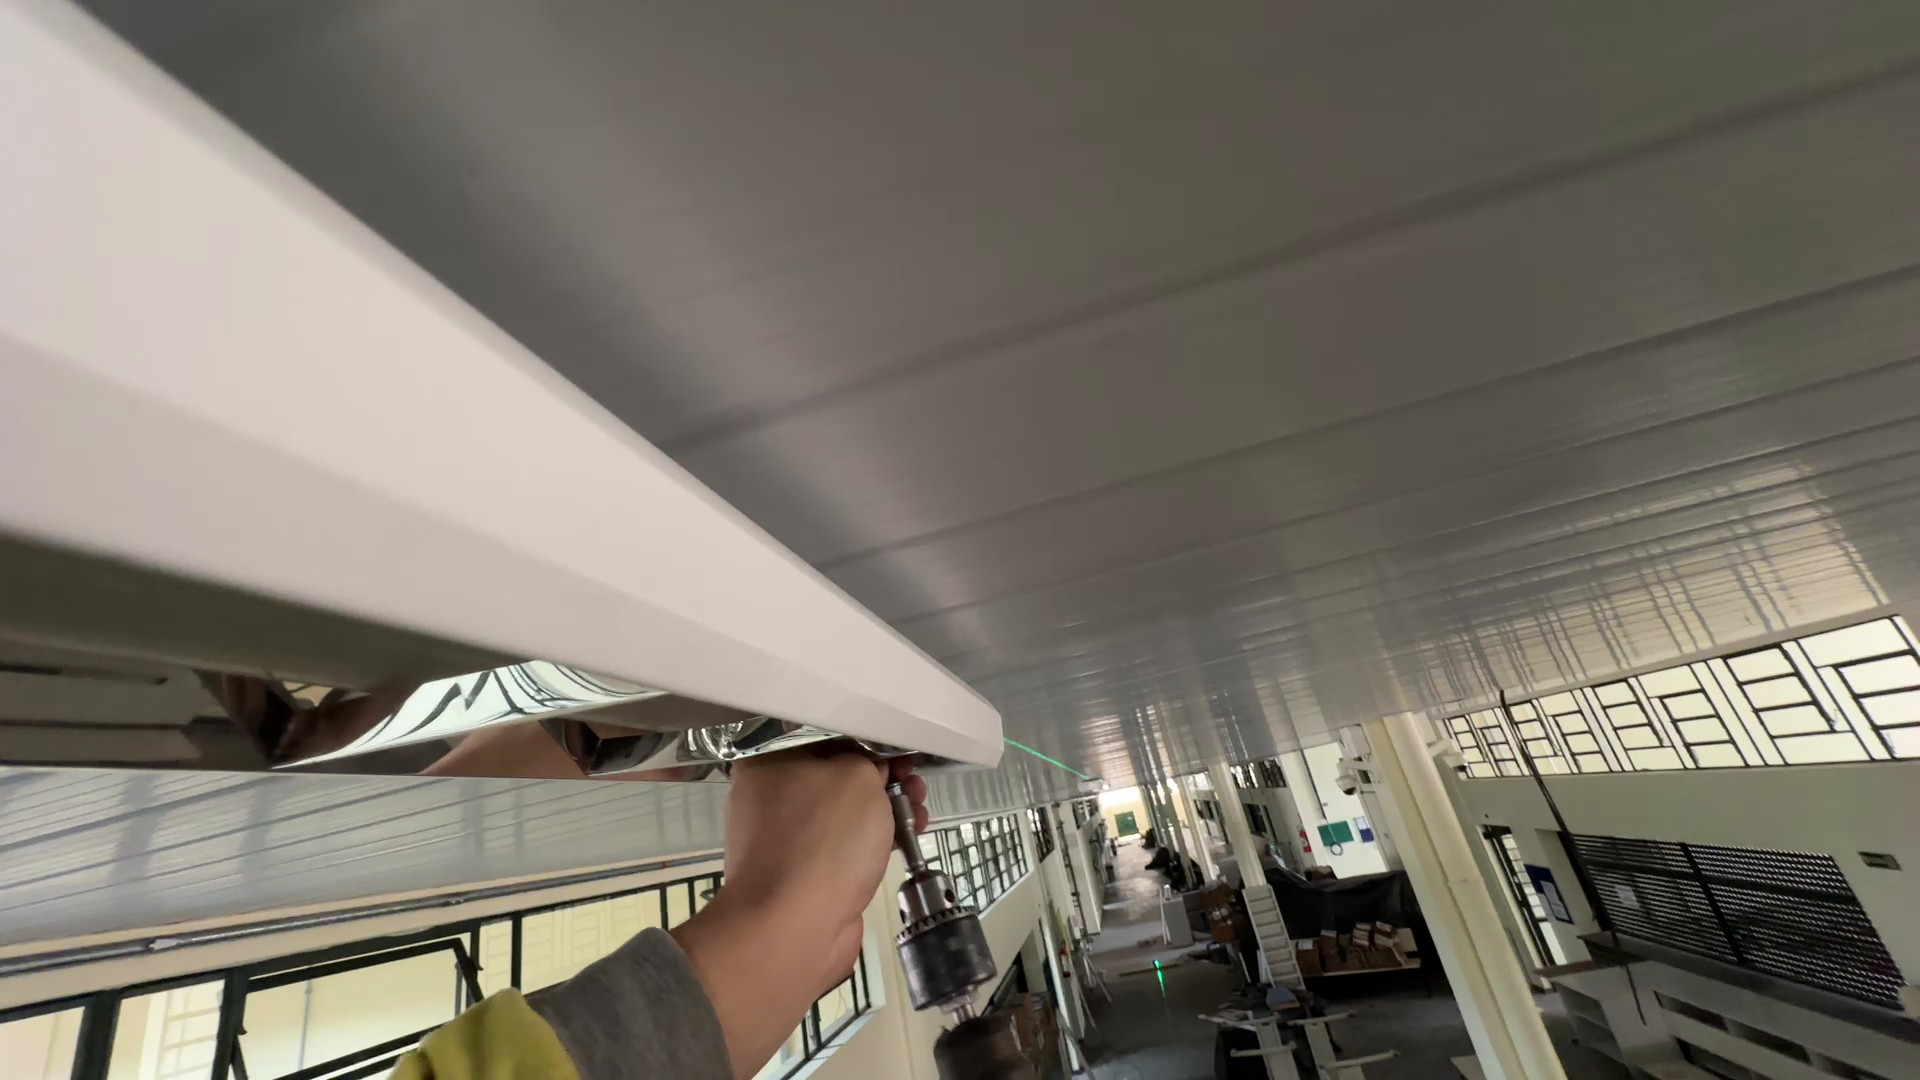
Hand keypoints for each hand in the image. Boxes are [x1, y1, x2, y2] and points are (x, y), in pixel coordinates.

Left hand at [671, 752, 926, 1078]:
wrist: (792, 931)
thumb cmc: (824, 839)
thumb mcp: (859, 776)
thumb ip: (870, 761)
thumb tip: (872, 771)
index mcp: (769, 759)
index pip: (827, 733)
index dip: (870, 738)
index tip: (901, 749)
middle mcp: (768, 792)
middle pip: (838, 770)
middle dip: (885, 776)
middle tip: (914, 782)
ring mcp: (783, 835)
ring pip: (845, 807)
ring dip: (887, 806)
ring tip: (919, 812)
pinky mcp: (800, 869)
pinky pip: (842, 840)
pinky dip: (873, 837)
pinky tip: (906, 838)